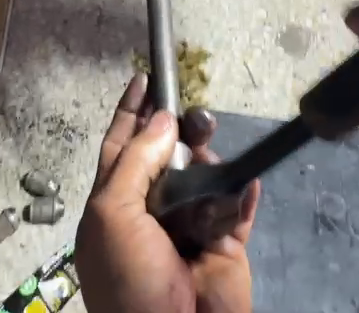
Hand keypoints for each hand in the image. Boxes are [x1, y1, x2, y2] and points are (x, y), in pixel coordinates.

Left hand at [75, 75, 259, 312]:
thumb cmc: (130, 280)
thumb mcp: (112, 215)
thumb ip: (136, 161)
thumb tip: (163, 120)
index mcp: (113, 204)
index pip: (121, 145)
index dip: (131, 111)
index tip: (144, 79)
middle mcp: (150, 209)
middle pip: (167, 153)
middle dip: (181, 131)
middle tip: (196, 119)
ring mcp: (189, 225)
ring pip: (205, 173)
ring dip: (212, 163)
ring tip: (215, 159)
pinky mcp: (225, 243)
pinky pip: (237, 206)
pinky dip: (242, 193)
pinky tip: (245, 181)